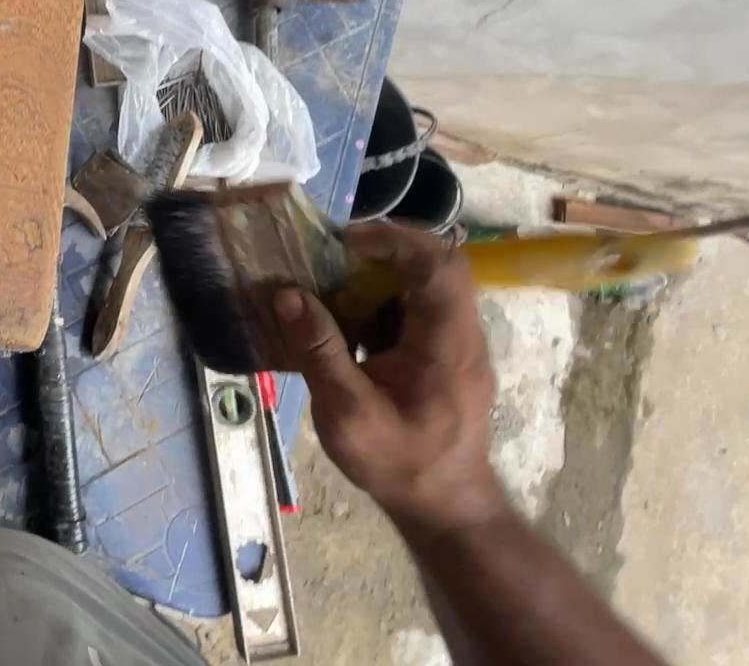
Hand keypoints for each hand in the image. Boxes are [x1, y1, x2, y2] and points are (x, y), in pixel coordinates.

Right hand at [268, 223, 505, 537]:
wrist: (444, 508)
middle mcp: (461, 334)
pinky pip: (418, 305)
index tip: (343, 241)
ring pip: (429, 281)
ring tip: (332, 276)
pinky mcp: (443, 354)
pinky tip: (345, 314)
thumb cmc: (398, 462)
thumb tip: (286, 294)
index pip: (438, 266)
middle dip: (386, 245)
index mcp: (447, 343)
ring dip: (381, 269)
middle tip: (335, 249)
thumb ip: (318, 350)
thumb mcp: (348, 412)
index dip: (393, 240)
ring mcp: (456, 343)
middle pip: (440, 263)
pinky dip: (381, 295)